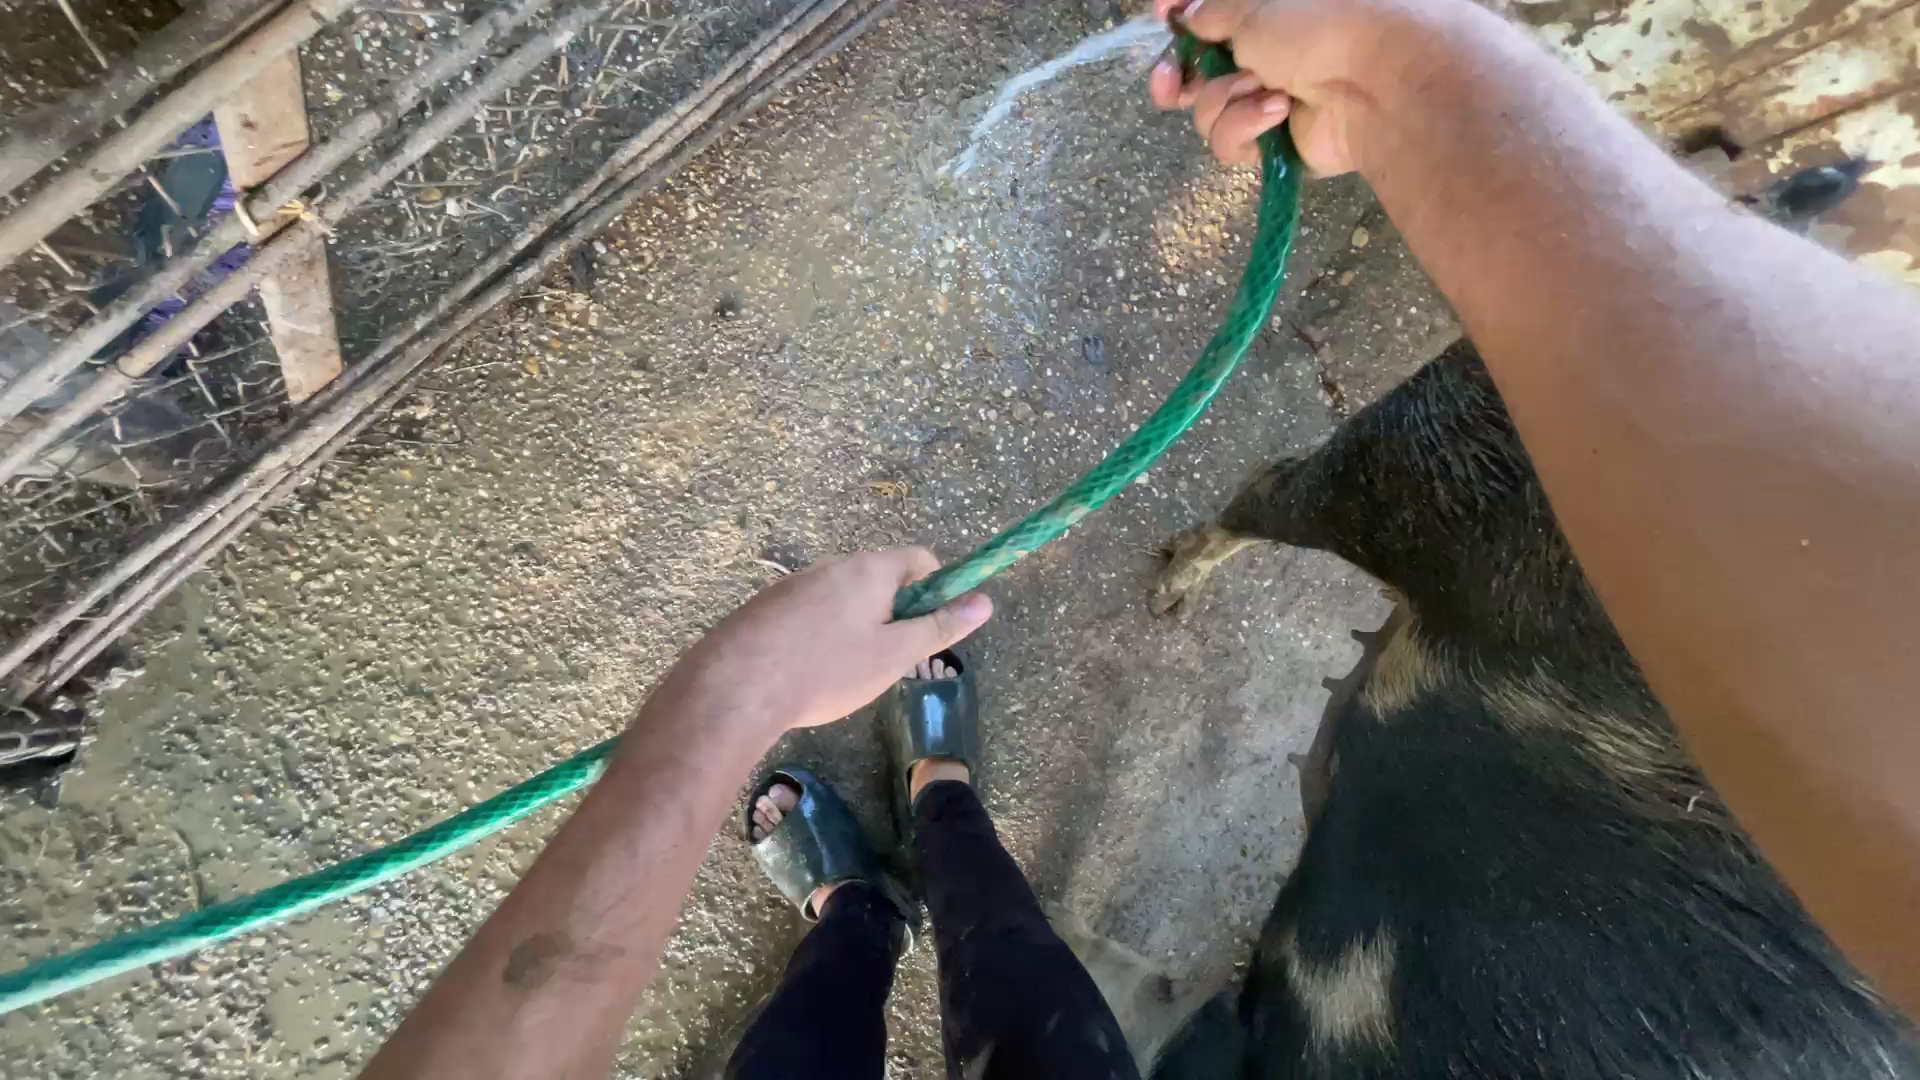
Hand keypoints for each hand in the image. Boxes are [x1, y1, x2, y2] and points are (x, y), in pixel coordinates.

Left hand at [649, 547, 992, 739]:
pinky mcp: (767, 605)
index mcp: (870, 569)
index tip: (930, 625)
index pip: (920, 558)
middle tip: (886, 658)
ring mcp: (796, 582)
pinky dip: (819, 632)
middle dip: (892, 613)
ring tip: (842, 671)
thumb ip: (940, 627)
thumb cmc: (829, 669)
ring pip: (843, 597)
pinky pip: (810, 610)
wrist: (736, 685)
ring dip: (855, 624)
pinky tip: (805, 672)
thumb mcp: (894, 654)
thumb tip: (985, 601)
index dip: (936, 588)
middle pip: (880, 578)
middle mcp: (833, 565)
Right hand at [1147, 0, 1443, 175]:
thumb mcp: (1254, 0)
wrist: (1376, 79)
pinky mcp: (1271, 141)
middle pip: (1198, 71)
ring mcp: (1267, 97)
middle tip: (1167, 84)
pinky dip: (1246, 126)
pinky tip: (1278, 113)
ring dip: (1225, 100)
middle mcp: (1265, 51)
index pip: (1211, 12)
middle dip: (1177, 78)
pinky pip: (1230, 140)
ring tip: (1261, 89)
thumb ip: (1211, 9)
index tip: (1161, 15)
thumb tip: (1188, 14)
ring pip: (1208, 110)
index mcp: (1269, 7)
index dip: (1180, 16)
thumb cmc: (1321, 17)